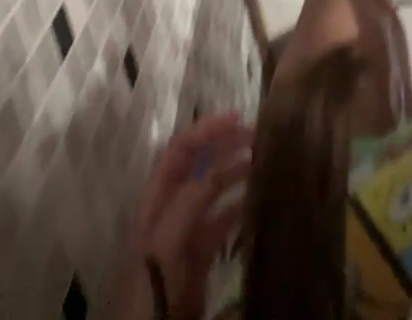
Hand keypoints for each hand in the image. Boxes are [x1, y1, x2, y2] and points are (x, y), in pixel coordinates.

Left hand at [110, 113, 252, 319]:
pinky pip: (221, 225)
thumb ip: (186, 206)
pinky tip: (260, 204)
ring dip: (236, 173)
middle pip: (197, 166)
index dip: (206, 130)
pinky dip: (240, 209)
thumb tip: (217, 169)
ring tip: (265, 163)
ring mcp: (184, 236)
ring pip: (212, 193)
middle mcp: (169, 212)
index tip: (240, 118)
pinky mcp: (199, 260)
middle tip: (262, 136)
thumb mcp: (163, 245)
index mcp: (155, 202)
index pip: (180, 151)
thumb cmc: (145, 294)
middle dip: (226, 145)